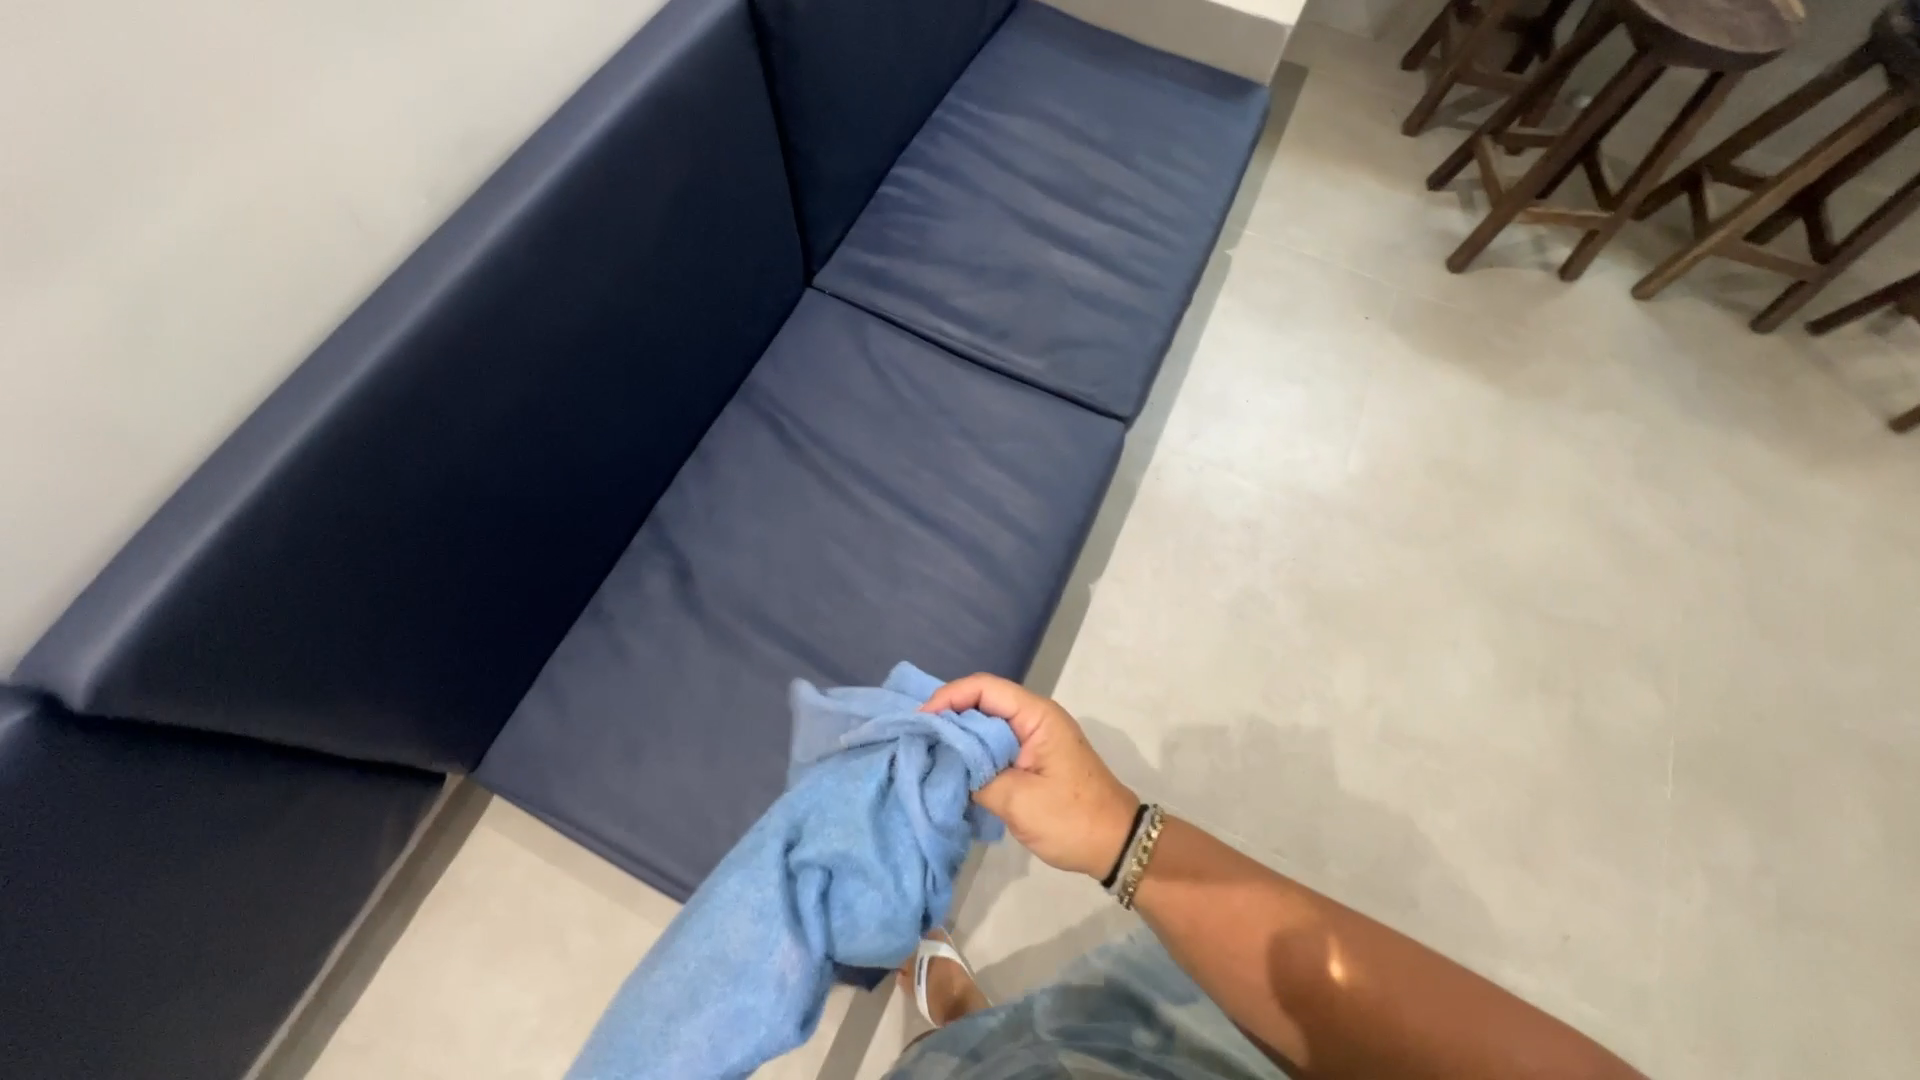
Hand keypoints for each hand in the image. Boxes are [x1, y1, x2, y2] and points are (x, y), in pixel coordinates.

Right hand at [923, 674, 1138, 879]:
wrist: (1116, 846)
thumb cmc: (1072, 819)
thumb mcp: (1019, 800)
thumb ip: (977, 776)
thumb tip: (944, 763)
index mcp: (1036, 716)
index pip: (984, 688)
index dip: (948, 697)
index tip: (920, 722)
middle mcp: (1033, 719)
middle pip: (982, 703)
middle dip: (947, 716)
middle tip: (915, 738)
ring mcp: (1033, 740)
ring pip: (986, 725)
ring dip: (958, 737)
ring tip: (926, 753)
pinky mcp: (1030, 760)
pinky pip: (994, 746)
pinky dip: (971, 754)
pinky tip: (950, 770)